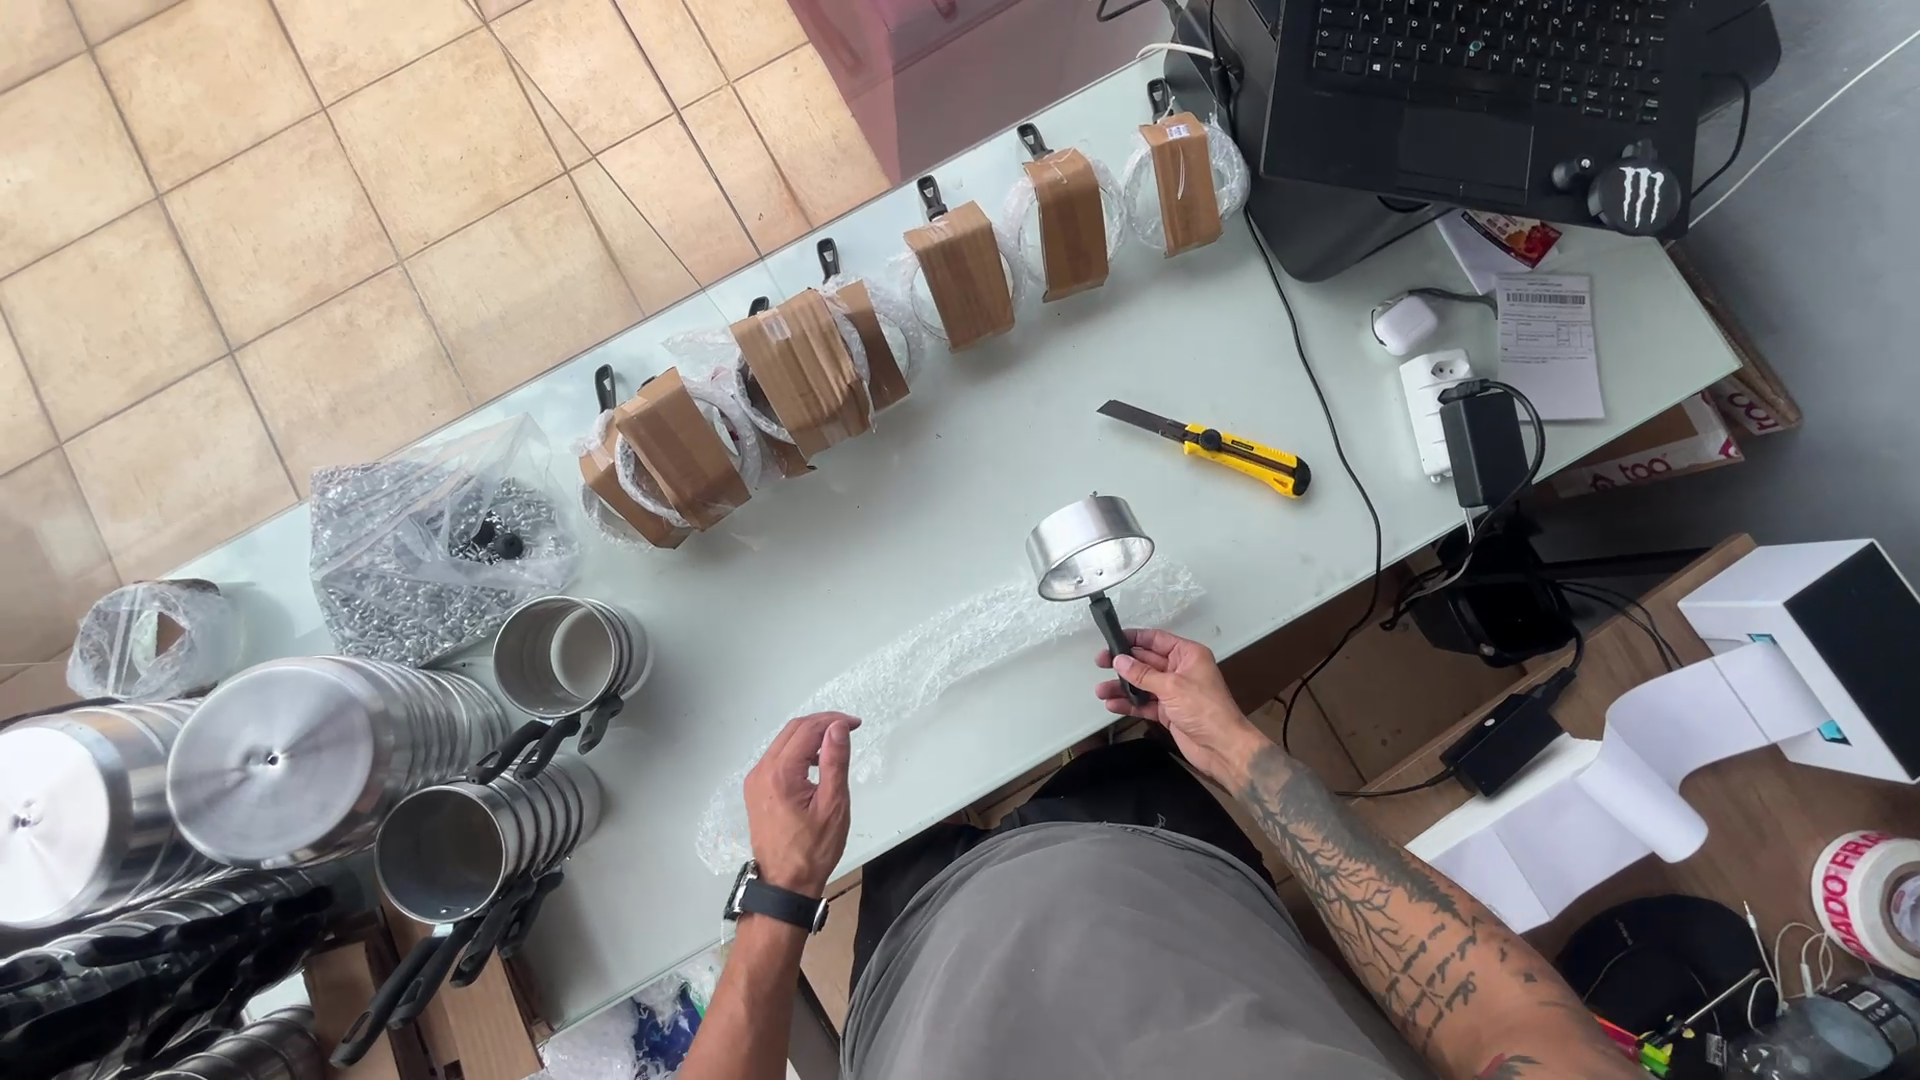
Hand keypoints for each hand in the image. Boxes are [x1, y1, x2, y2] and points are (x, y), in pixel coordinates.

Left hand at [744, 712, 860, 896]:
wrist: (784, 885)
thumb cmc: (813, 849)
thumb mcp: (833, 804)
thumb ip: (835, 761)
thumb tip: (838, 727)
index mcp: (780, 773)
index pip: (807, 729)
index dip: (833, 721)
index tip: (857, 725)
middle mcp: (761, 771)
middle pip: (793, 730)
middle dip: (822, 723)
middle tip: (849, 729)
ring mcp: (755, 780)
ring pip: (784, 741)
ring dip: (810, 735)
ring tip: (836, 745)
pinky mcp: (756, 789)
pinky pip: (778, 757)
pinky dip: (798, 751)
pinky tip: (815, 763)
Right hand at [1095, 629, 1270, 790]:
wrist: (1222, 748)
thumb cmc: (1207, 710)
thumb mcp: (1172, 686)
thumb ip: (1142, 674)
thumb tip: (1120, 660)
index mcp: (1188, 655)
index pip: (1156, 640)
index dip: (1134, 638)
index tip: (1113, 638)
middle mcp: (1180, 670)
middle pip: (1146, 661)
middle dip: (1123, 664)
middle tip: (1100, 662)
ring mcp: (1173, 691)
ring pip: (1142, 684)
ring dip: (1122, 686)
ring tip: (1101, 690)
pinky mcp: (1168, 711)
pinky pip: (1144, 703)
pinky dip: (1129, 704)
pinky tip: (1113, 704)